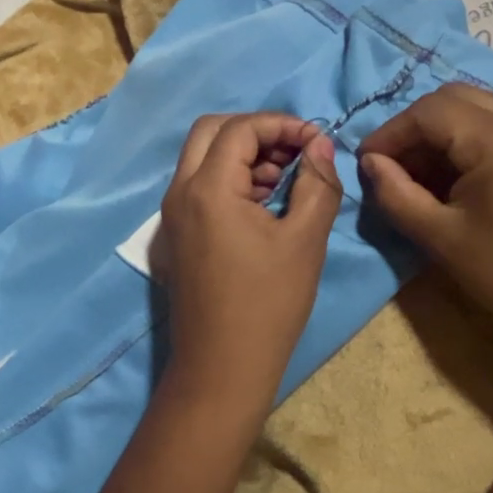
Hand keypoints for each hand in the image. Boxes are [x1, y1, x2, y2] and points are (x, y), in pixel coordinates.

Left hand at [158, 114, 342, 407]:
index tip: (317, 141)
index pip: (241, 129)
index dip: (282, 125)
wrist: (220, 367)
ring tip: (286, 182)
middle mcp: (180, 191)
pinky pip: (198, 186)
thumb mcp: (304, 240)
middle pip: (211, 131)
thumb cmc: (268, 303)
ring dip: (242, 156)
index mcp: (207, 187)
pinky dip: (229, 179)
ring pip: (202, 158)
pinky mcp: (175, 234)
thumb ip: (317, 184)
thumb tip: (321, 145)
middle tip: (295, 153)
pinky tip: (264, 205)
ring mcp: (171, 213)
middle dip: (256, 132)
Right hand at [357, 83, 492, 352]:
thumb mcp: (443, 239)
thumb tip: (371, 164)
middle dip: (416, 127)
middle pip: (455, 98)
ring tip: (423, 177)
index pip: (427, 111)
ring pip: (482, 109)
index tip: (366, 165)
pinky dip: (473, 140)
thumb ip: (397, 195)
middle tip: (393, 167)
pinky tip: (462, 182)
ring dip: (444, 132)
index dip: (390, 134)